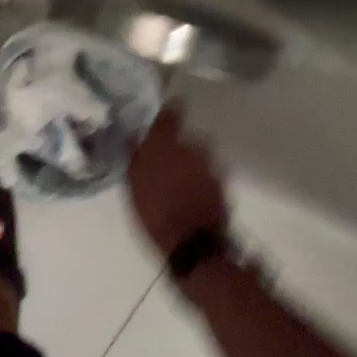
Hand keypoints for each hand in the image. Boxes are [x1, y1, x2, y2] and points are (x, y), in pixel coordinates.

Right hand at [127, 105, 228, 255]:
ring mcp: (211, 166)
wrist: (193, 244)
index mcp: (167, 144)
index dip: (167, 112)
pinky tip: (190, 193)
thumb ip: (134, 156)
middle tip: (164, 159)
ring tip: (178, 180)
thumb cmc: (155, 212)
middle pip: (187, 137)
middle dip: (178, 144)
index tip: (161, 114)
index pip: (170, 114)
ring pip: (200, 155)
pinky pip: (209, 173)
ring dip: (191, 162)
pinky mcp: (223, 185)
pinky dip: (201, 178)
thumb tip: (132, 135)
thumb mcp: (133, 184)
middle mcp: (193, 148)